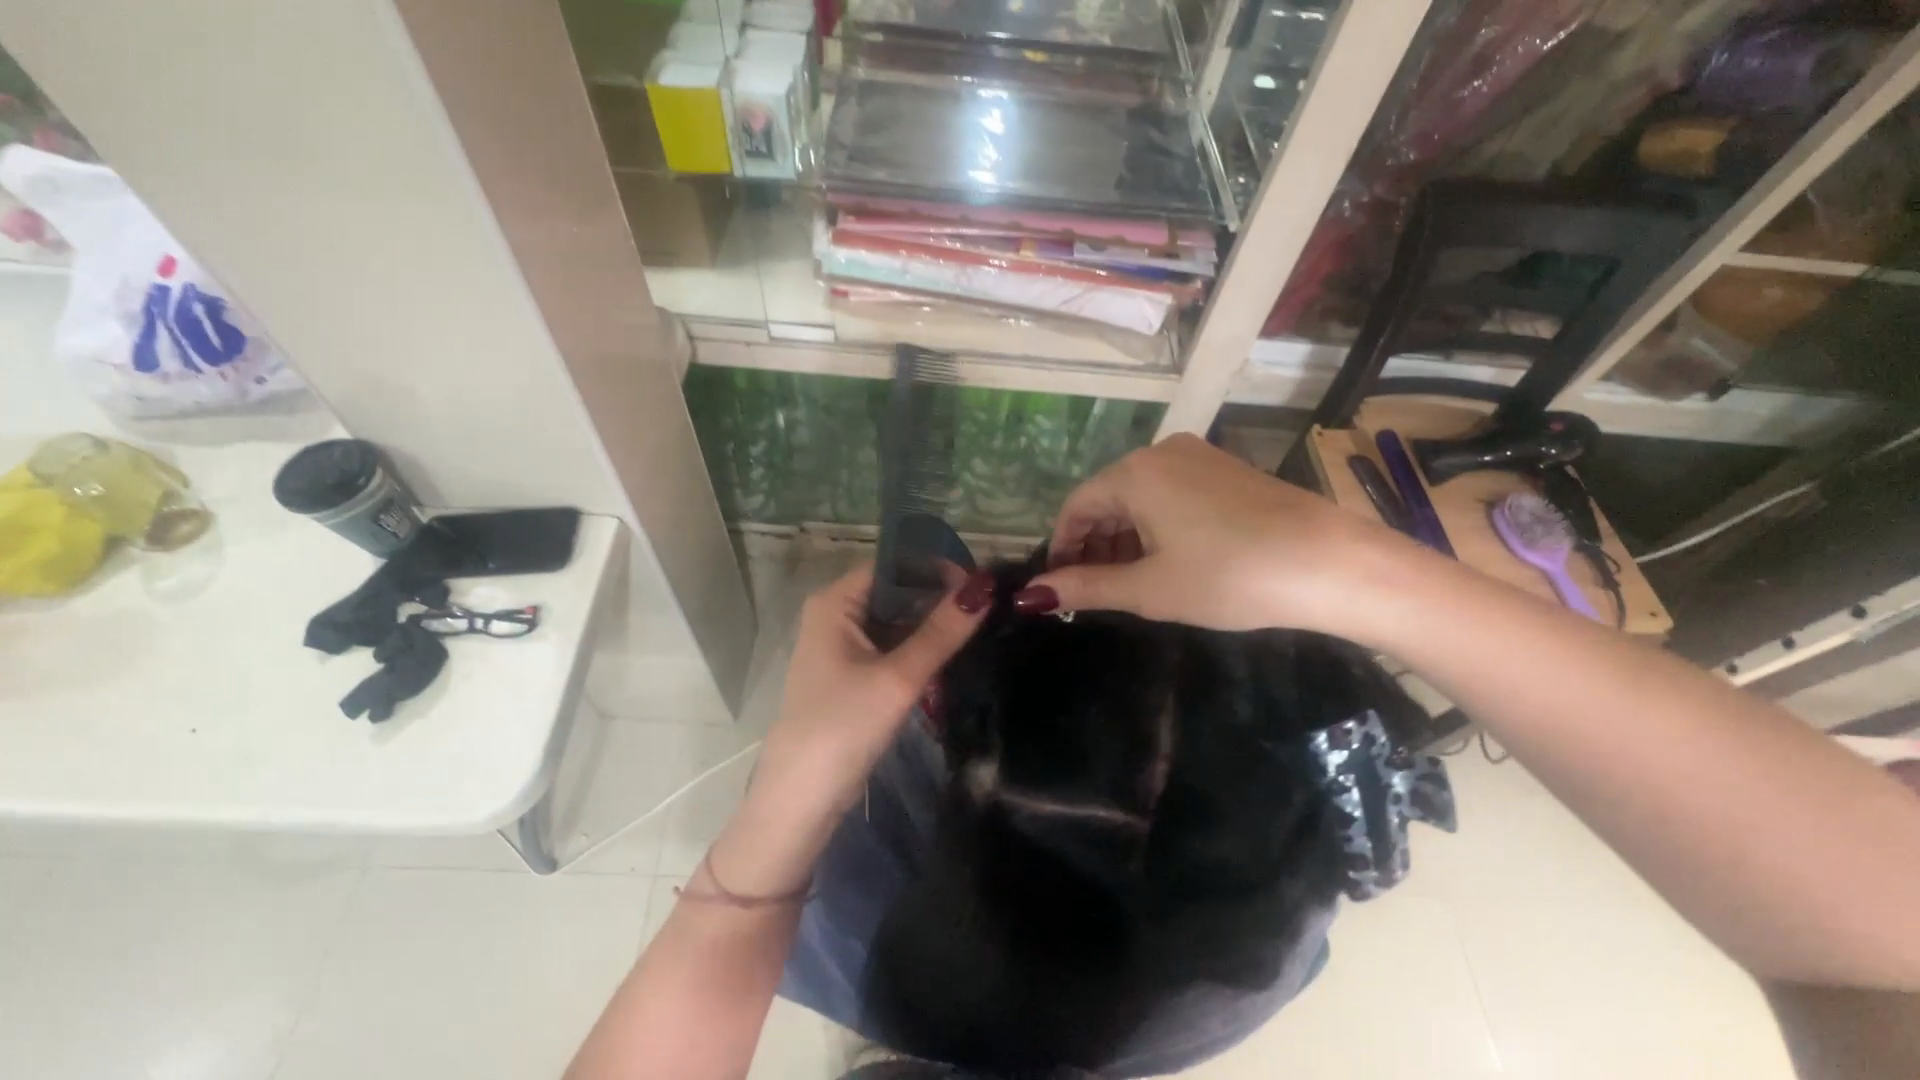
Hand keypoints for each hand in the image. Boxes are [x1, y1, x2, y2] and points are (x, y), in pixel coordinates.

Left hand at [714, 562, 989, 894]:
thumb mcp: (898, 678)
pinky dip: (920, 649)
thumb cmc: (844, 727)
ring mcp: (842, 647)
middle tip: (991, 609)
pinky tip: (954, 657)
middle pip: (896, 591)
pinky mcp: (852, 676)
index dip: (937, 569)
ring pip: (897, 621)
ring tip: (982, 628)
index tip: (983, 586)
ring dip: (933, 625)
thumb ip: (942, 632)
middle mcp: (836, 615)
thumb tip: (986, 588)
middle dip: (940, 598)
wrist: (802, 797)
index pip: (894, 565)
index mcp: (835, 603)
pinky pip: (892, 648)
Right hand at [1021, 434, 1411, 633]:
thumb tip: (1028, 596)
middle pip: (1108, 498)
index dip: (1062, 548)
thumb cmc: (1229, 577)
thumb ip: (1087, 587)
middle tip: (1097, 594)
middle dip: (1095, 545)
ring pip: (1142, 498)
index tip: (1060, 589)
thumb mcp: (1149, 589)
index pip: (1076, 506)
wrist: (1332, 564)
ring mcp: (1201, 458)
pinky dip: (1159, 528)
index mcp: (1135, 473)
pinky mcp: (1230, 472)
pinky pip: (1174, 495)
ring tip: (1135, 585)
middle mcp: (1163, 452)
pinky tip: (1173, 563)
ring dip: (1127, 539)